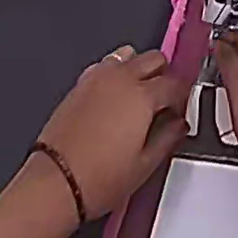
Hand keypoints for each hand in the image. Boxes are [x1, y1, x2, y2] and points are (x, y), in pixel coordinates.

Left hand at [31, 46, 189, 217]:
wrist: (55, 183)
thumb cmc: (99, 178)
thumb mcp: (145, 165)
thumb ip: (168, 137)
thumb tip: (177, 125)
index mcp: (143, 96)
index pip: (174, 82)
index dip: (182, 97)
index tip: (179, 111)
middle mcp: (122, 79)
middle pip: (155, 58)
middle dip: (164, 76)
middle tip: (163, 102)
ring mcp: (98, 77)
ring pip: (129, 54)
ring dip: (139, 68)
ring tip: (138, 95)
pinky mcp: (80, 83)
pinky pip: (105, 64)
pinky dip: (115, 72)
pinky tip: (113, 95)